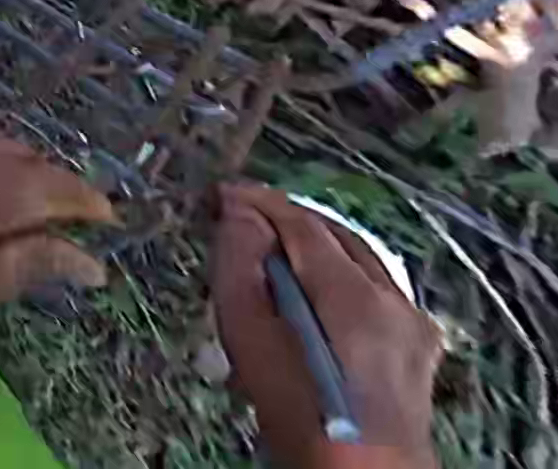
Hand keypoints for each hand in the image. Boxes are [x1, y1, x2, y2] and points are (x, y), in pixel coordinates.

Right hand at [213, 184, 441, 468]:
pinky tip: (300, 275)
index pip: (300, 222)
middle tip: (235, 209)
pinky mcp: (415, 341)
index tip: (218, 190)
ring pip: (357, 255)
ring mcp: (412, 321)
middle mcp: (392, 298)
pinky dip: (331, 263)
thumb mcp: (243, 316)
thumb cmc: (284, 386)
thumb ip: (240, 255)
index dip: (257, 199)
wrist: (352, 463)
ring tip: (262, 235)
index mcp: (350, 290)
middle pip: (335, 233)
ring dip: (308, 237)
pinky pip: (371, 281)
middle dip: (284, 213)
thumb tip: (239, 209)